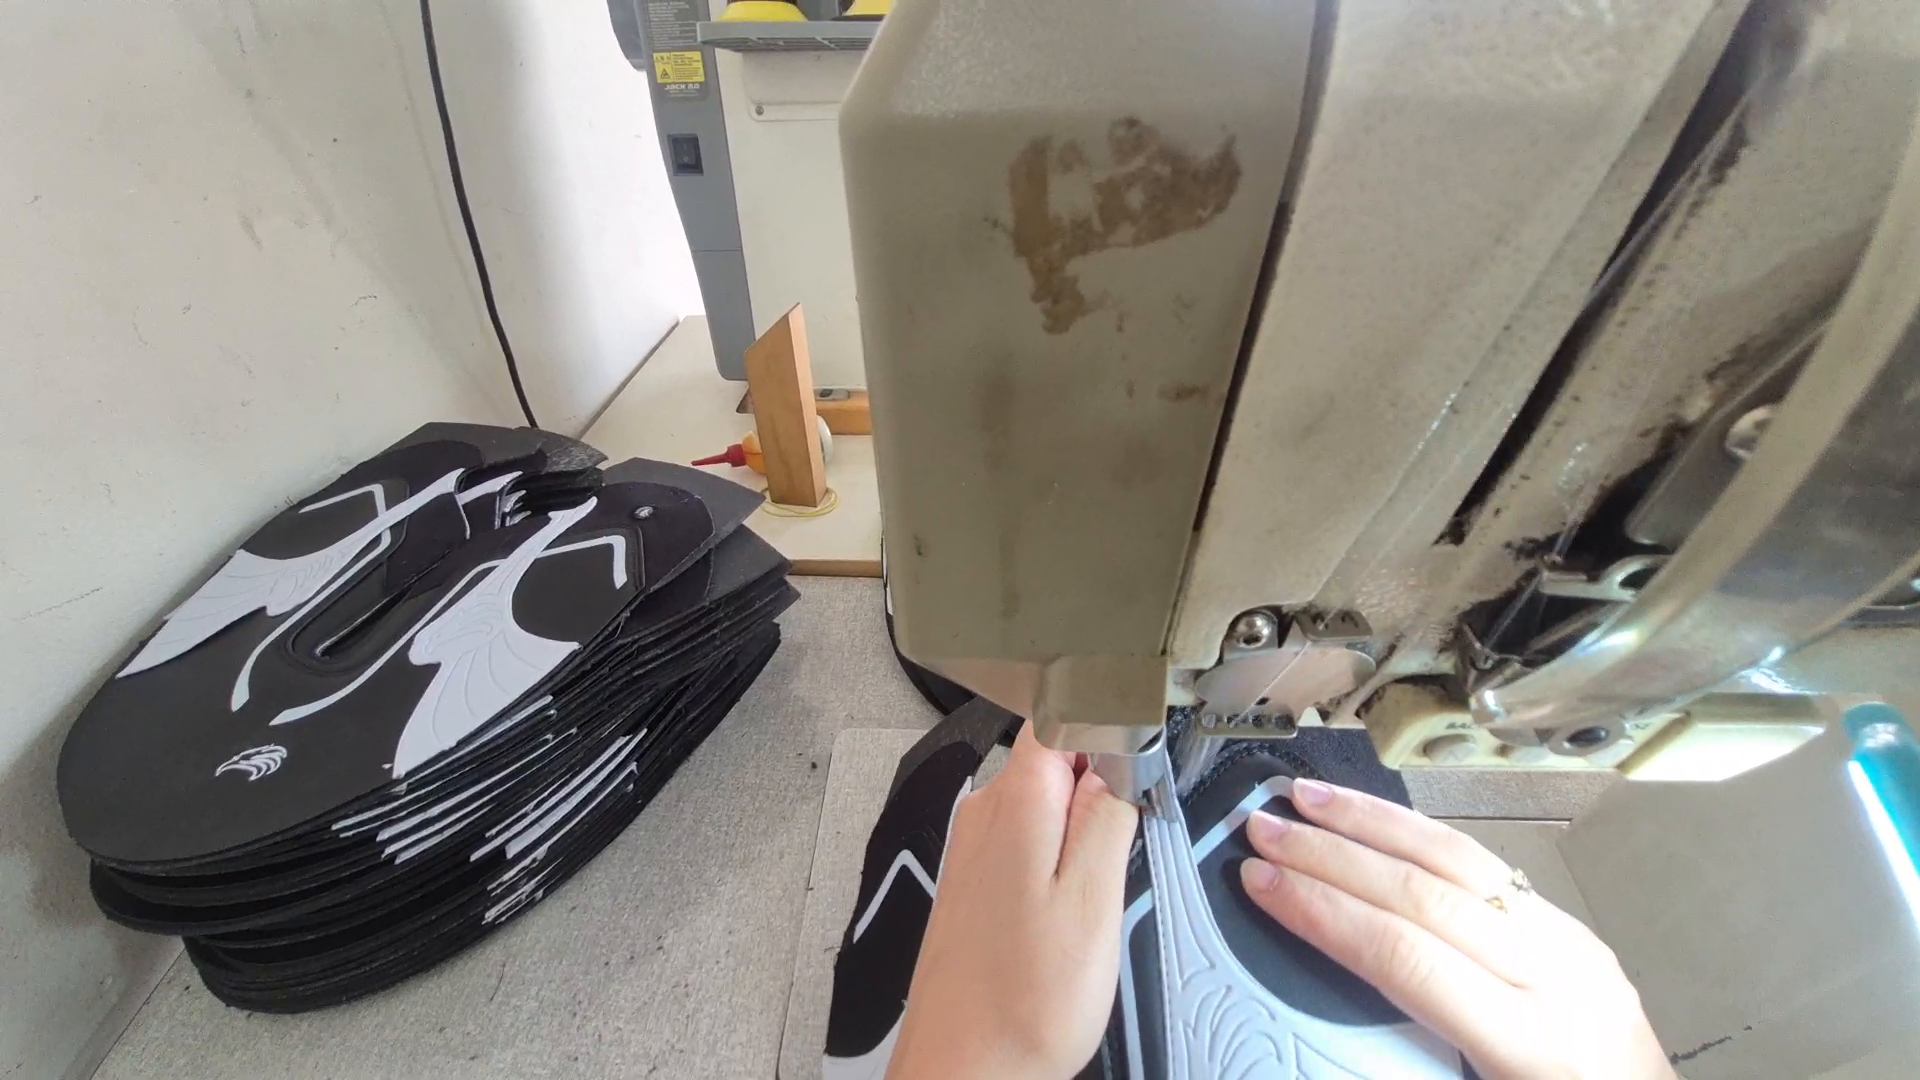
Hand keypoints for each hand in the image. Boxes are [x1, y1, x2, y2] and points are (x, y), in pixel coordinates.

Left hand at [885, 723, 1139, 1079]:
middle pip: (1053, 756)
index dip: (1104, 727)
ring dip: (1075, 824)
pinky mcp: (973, 873)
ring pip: (1041, 799)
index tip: (1132, 765)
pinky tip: (1060, 903)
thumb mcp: (1092, 901)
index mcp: (1016, 800)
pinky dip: (1052, 852)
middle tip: (1117, 844)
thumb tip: (1119, 760)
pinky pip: (1022, 834)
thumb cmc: (1023, 998)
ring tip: (1088, 886)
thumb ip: (1106, 817)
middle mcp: (985, 809)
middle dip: (1096, 785)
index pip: (1060, 715)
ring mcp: (973, 840)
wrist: (962, 1066)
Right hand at [1238, 779, 1673, 1079]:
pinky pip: (1480, 860)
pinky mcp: (1567, 924)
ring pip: (1454, 857)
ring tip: (1302, 797)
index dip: (1322, 912)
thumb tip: (1310, 1004)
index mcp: (1537, 1048)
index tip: (1259, 882)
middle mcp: (1559, 981)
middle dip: (1328, 855)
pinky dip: (1411, 829)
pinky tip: (1367, 814)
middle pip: (1422, 894)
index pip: (1405, 956)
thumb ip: (1397, 1058)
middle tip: (1261, 829)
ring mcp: (1570, 943)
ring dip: (1365, 820)